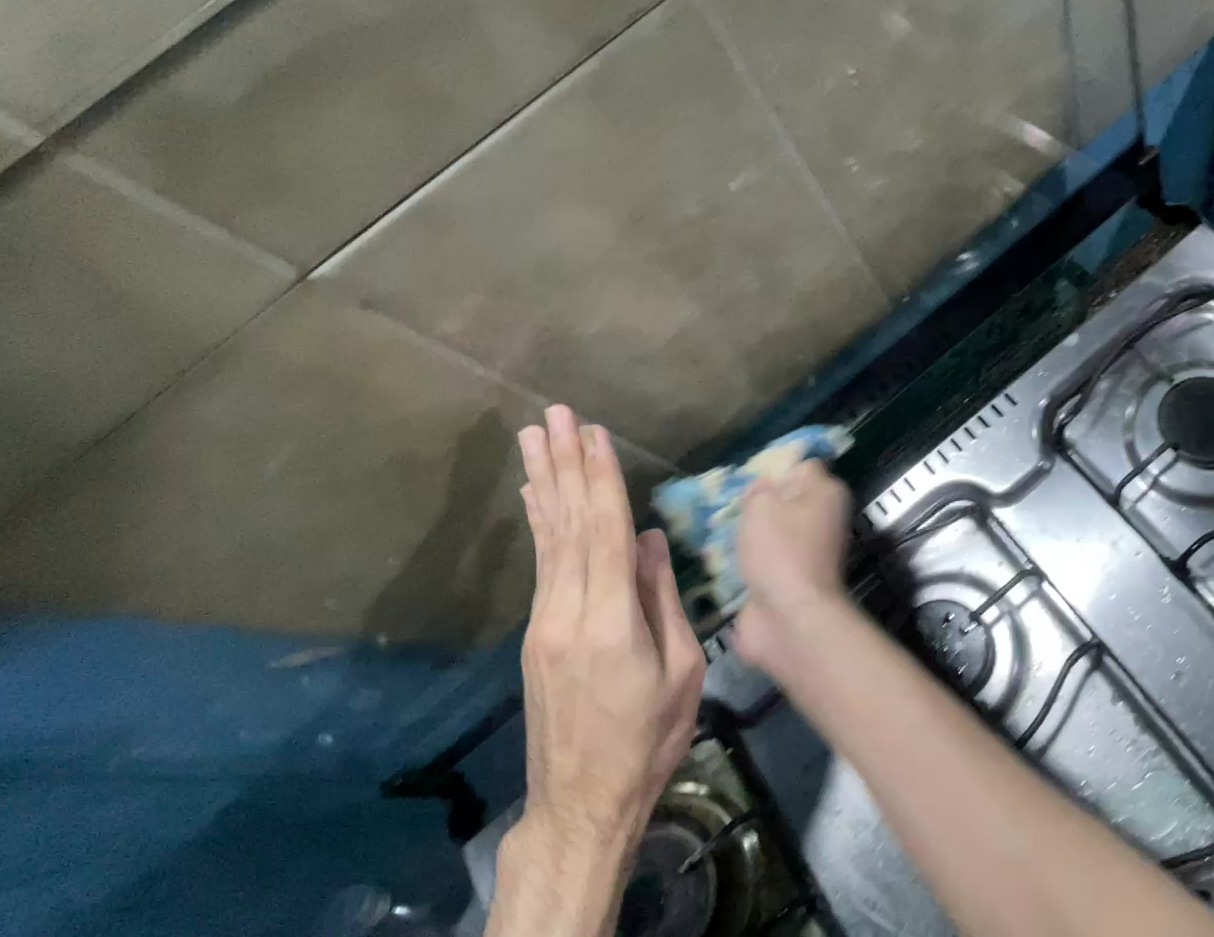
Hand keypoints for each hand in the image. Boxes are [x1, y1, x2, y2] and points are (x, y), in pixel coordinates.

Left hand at [511, 405, 703, 859]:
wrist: (582, 799)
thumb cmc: (649, 738)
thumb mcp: (680, 671)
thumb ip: (662, 601)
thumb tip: (651, 540)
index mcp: (610, 620)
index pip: (606, 533)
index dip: (601, 479)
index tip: (595, 433)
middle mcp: (567, 611)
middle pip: (569, 524)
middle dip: (565, 465)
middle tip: (555, 414)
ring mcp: (544, 623)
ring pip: (548, 539)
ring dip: (544, 483)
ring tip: (534, 438)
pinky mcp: (536, 635)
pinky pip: (542, 564)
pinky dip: (540, 523)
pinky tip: (535, 498)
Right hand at [731, 460, 854, 671]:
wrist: (790, 618)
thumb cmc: (780, 551)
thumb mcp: (762, 505)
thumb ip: (759, 489)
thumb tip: (764, 488)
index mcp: (826, 493)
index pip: (802, 467)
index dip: (775, 469)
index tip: (750, 480)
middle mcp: (823, 519)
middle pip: (786, 499)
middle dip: (758, 503)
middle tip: (731, 507)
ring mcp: (808, 551)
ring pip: (773, 530)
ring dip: (749, 533)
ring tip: (721, 532)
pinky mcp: (791, 578)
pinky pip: (766, 558)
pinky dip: (748, 560)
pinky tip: (723, 559)